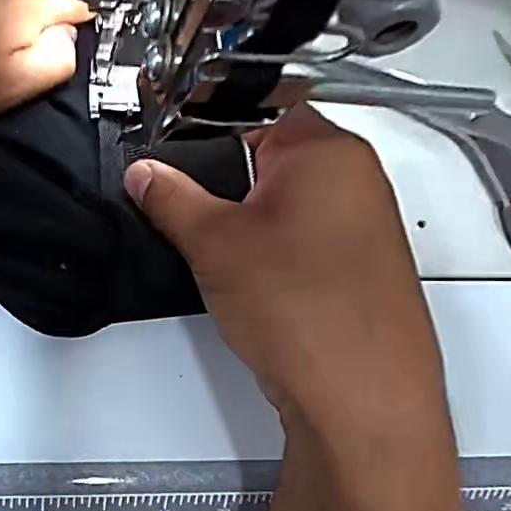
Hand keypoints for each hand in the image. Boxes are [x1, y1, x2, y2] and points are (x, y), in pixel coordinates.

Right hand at [124, 105, 436, 417]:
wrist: (358, 396)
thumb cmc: (312, 315)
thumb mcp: (213, 244)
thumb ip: (170, 199)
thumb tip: (147, 176)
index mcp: (329, 153)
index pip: (261, 113)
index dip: (212, 137)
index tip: (183, 166)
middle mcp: (358, 183)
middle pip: (273, 163)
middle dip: (230, 192)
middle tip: (205, 226)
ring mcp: (364, 229)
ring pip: (288, 210)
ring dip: (253, 231)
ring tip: (234, 267)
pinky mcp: (358, 271)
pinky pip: (304, 247)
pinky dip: (276, 261)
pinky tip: (259, 293)